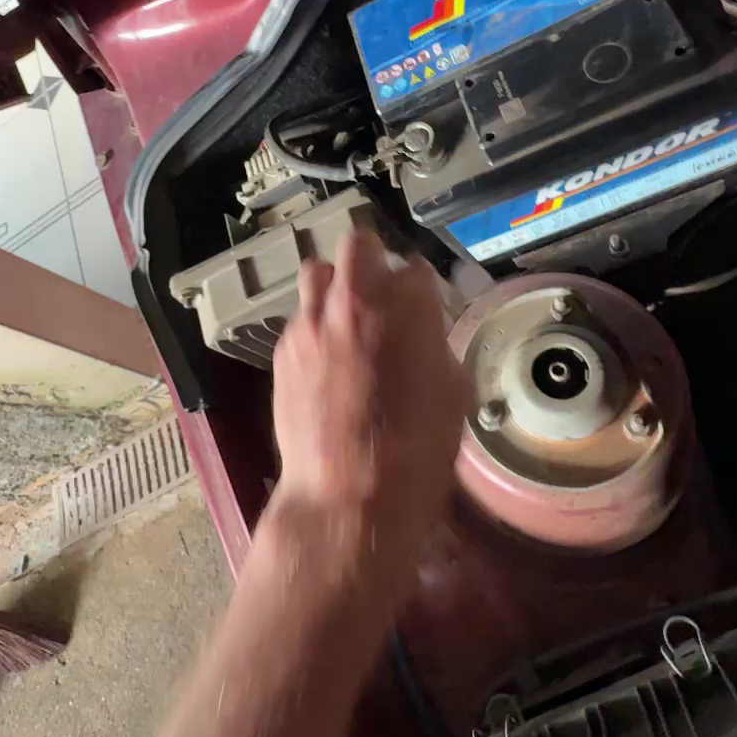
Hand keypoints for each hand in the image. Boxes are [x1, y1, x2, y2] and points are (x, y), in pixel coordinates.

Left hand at [268, 229, 470, 547]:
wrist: (348, 492)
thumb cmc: (416, 450)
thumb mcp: (451, 393)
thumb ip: (434, 346)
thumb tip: (422, 334)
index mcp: (407, 306)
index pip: (415, 267)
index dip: (420, 286)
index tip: (420, 304)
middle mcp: (356, 300)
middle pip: (359, 243)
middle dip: (372, 259)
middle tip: (379, 287)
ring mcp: (312, 322)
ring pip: (318, 272)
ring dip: (335, 284)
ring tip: (345, 315)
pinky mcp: (284, 348)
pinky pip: (300, 317)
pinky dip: (315, 326)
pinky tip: (325, 358)